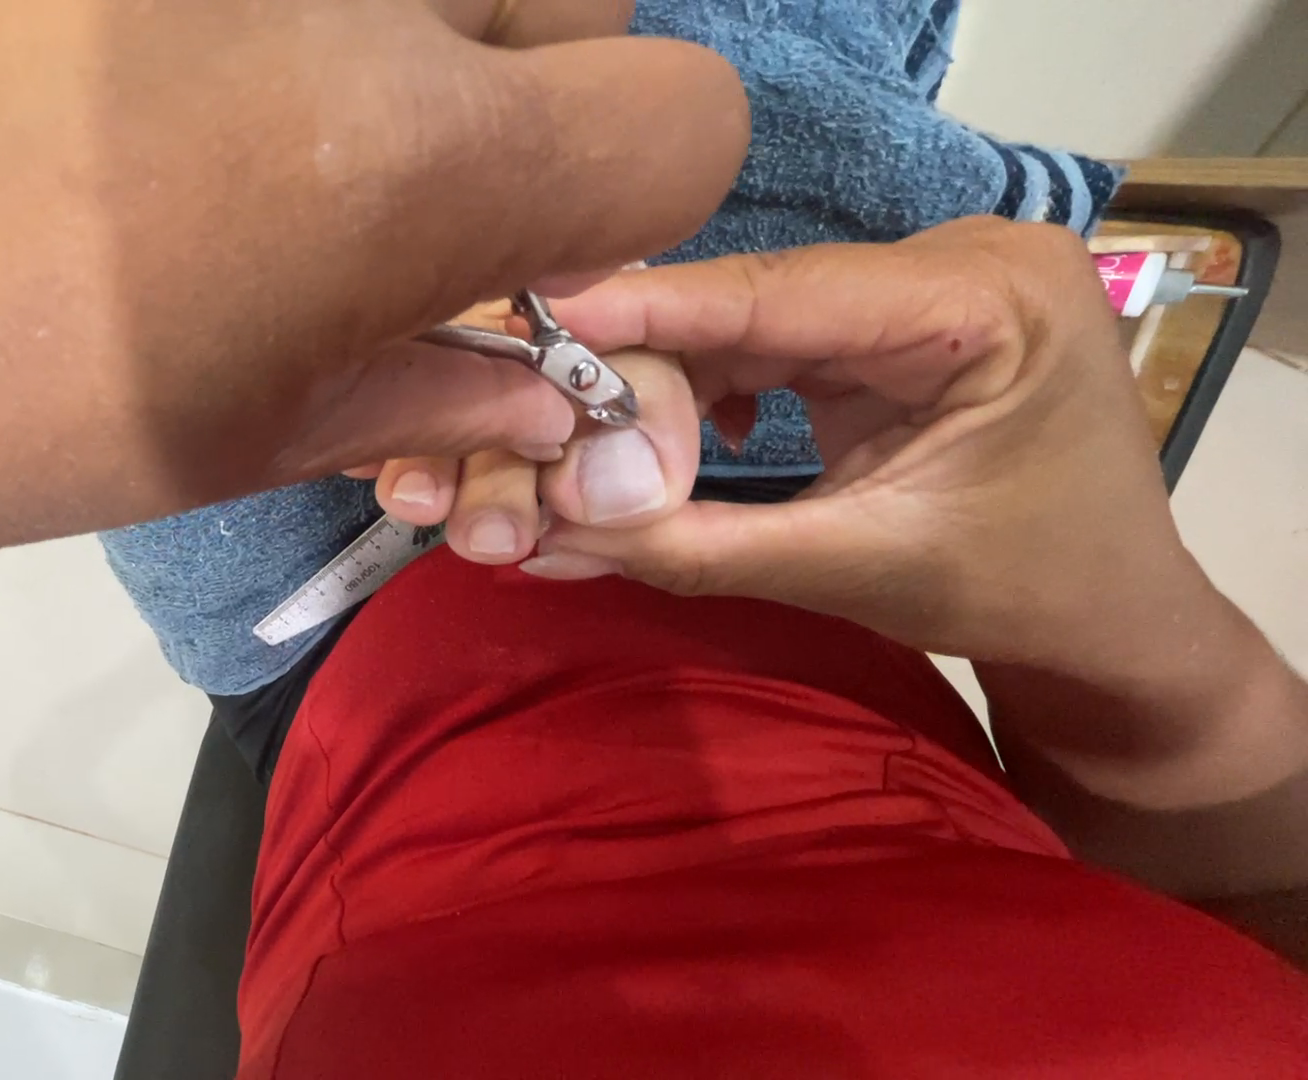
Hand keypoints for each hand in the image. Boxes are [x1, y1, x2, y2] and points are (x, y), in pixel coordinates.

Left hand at [0, 0, 746, 597]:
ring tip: (281, 127)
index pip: (688, 121)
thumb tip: (572, 388)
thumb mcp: (282, 436)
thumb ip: (459, 386)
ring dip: (422, 45)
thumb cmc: (60, 430)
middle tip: (406, 187)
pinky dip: (289, 26)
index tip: (542, 252)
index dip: (633, 202)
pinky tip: (176, 76)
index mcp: (409, 159)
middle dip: (536, 104)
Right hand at [526, 218, 1207, 672]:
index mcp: (985, 302)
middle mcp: (947, 266)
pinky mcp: (873, 329)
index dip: (649, 309)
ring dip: (658, 389)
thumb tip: (549, 540)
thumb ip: (693, 550)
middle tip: (552, 427)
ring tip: (592, 445)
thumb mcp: (846, 571)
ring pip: (736, 328)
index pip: (778, 296)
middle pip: (744, 308)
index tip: (544, 320)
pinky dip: (696, 396)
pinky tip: (670, 438)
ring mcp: (908, 292)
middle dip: (642, 371)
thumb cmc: (1015, 589)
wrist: (1099, 609)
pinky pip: (752, 349)